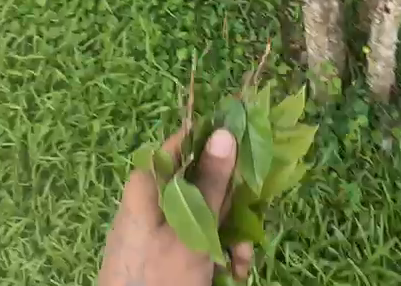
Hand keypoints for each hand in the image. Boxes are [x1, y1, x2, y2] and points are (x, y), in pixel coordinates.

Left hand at [98, 128, 254, 285]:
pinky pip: (201, 242)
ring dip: (231, 234)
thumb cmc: (159, 280)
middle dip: (231, 202)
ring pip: (208, 215)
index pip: (186, 141)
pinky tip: (234, 273)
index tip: (249, 145)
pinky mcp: (170, 258)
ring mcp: (163, 232)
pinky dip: (221, 255)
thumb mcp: (192, 230)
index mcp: (149, 183)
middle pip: (203, 180)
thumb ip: (211, 183)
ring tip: (241, 259)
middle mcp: (155, 202)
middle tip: (251, 214)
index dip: (217, 140)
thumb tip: (226, 130)